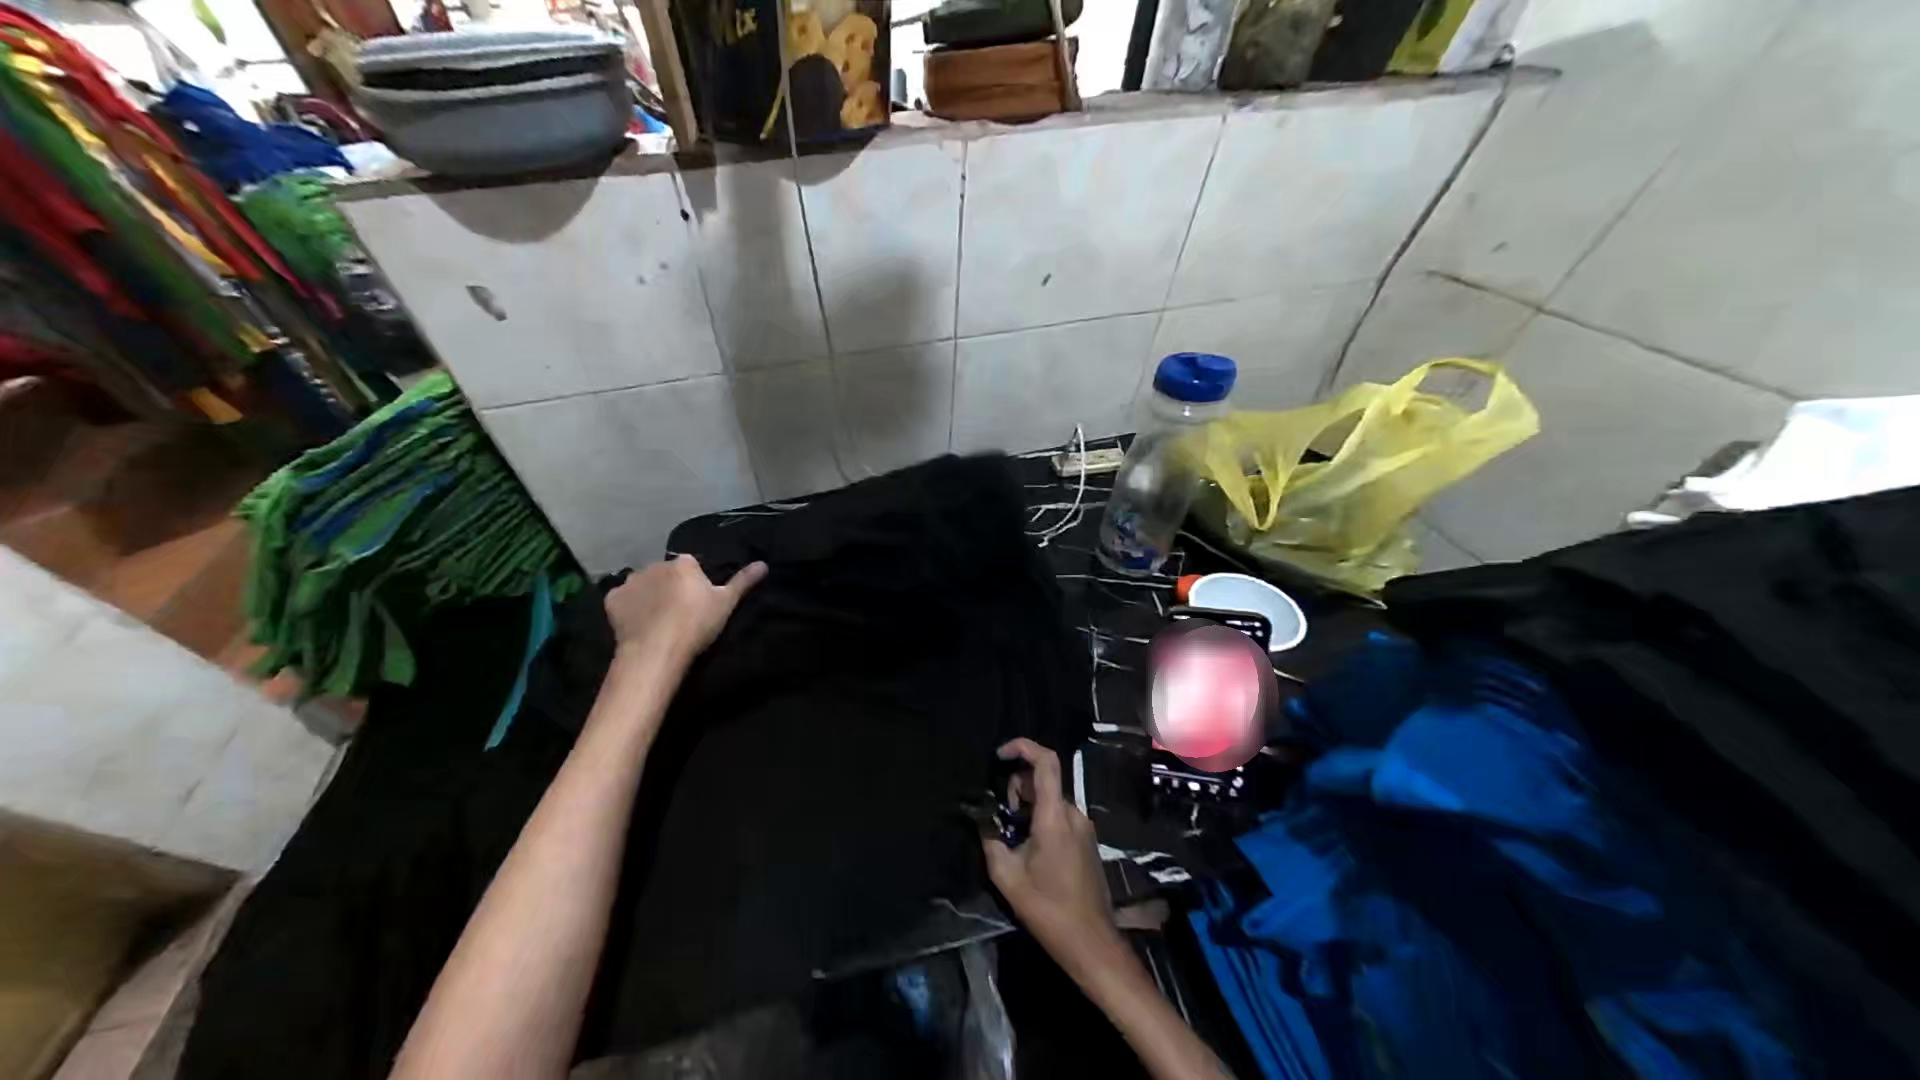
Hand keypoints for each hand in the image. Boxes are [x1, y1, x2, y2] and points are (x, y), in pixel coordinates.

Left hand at [604, 555, 766, 667]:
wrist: (657, 651)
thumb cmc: (696, 624)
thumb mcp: (726, 603)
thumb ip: (743, 582)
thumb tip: (764, 564)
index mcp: (683, 563)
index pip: (690, 565)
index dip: (695, 583)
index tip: (698, 603)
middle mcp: (655, 565)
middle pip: (666, 573)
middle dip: (670, 587)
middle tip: (680, 614)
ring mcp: (630, 581)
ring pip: (643, 584)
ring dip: (649, 595)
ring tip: (658, 621)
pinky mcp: (612, 599)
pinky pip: (623, 599)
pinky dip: (629, 608)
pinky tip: (638, 624)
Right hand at [982, 738, 1124, 977]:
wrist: (1091, 943)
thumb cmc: (1047, 910)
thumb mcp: (1006, 876)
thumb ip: (990, 839)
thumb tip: (980, 817)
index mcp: (1054, 816)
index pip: (1045, 761)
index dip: (1022, 747)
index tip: (999, 755)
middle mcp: (1073, 814)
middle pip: (1043, 782)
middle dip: (1017, 790)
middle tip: (1000, 819)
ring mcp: (1084, 827)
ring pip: (1050, 800)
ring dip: (1028, 808)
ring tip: (1012, 839)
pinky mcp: (1087, 841)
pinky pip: (1059, 816)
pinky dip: (1040, 820)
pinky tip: (1029, 849)